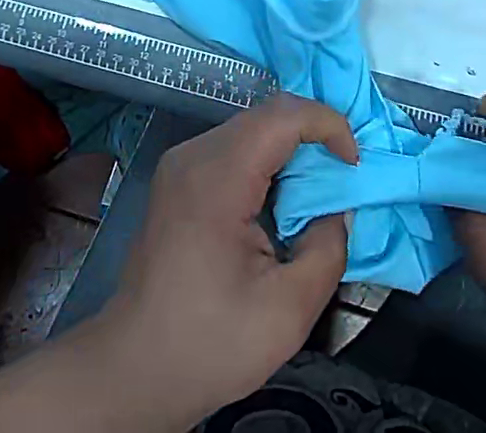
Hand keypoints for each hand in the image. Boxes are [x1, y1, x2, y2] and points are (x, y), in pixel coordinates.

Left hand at [79, 95, 357, 427]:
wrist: (132, 369)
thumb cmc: (208, 343)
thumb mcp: (288, 311)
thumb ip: (328, 249)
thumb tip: (337, 211)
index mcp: (217, 178)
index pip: (283, 115)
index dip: (328, 125)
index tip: (352, 165)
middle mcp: (194, 156)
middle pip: (267, 116)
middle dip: (314, 138)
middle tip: (340, 182)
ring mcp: (181, 163)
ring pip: (252, 128)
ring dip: (291, 150)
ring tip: (315, 195)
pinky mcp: (178, 177)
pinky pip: (234, 147)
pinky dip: (268, 162)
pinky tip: (279, 203)